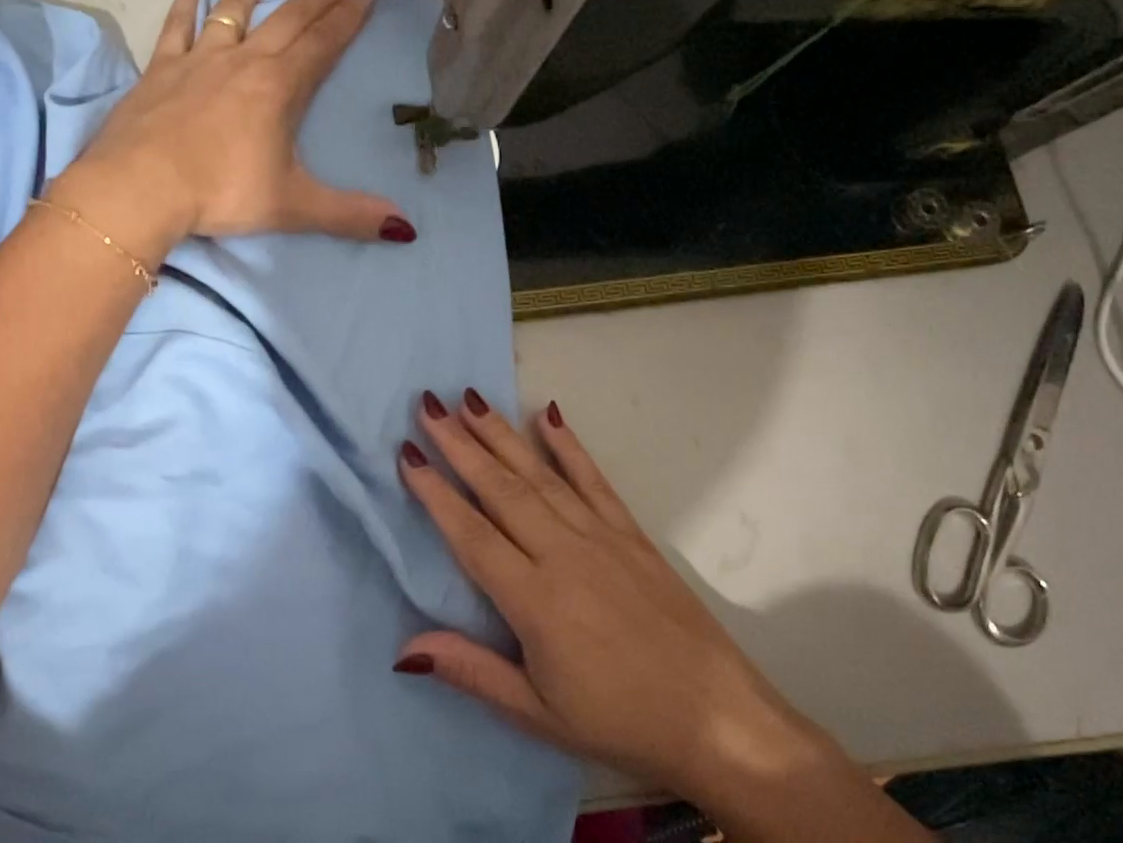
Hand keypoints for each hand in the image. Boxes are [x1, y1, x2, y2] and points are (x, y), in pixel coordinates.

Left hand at [50, 0, 412, 258]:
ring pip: (234, 5)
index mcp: (280, 88)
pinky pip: (178, 22)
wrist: (139, 188)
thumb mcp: (292, 208)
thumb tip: (406, 230)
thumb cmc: (220, 194)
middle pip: (290, 15)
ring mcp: (199, 59)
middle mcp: (244, 62)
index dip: (350, 12)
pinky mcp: (161, 68)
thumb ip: (348, 215)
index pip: (324, 42)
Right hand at [393, 392, 820, 794]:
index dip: (435, 492)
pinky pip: (594, 480)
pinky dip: (569, 446)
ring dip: (502, 433)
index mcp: (535, 600)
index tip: (407, 453)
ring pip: (541, 474)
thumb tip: (404, 649)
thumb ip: (471, 672)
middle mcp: (565, 555)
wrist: (719, 721)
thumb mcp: (537, 714)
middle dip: (460, 444)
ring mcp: (602, 538)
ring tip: (469, 399)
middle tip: (427, 405)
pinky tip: (549, 415)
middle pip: (501, 489)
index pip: (471, 534)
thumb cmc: (619, 722)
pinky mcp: (633, 536)